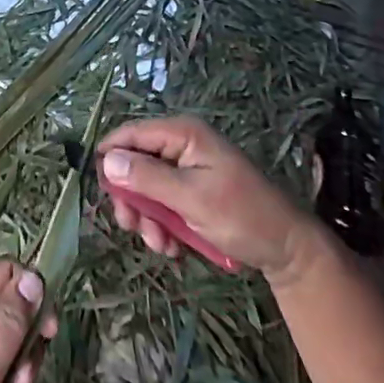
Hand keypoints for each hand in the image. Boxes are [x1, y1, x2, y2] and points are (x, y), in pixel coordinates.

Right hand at [98, 116, 316, 280]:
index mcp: (183, 134)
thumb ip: (147, 178)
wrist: (285, 249)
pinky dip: (161, 226)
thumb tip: (106, 160)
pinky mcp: (191, 193)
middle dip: (131, 198)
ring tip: (160, 244)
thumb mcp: (190, 197)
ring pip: (146, 189)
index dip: (110, 155)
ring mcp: (187, 170)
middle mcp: (181, 146)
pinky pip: (162, 204)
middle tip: (130, 225)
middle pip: (135, 163)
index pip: (132, 133)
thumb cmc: (240, 215)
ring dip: (147, 218)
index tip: (98, 188)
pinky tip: (172, 247)